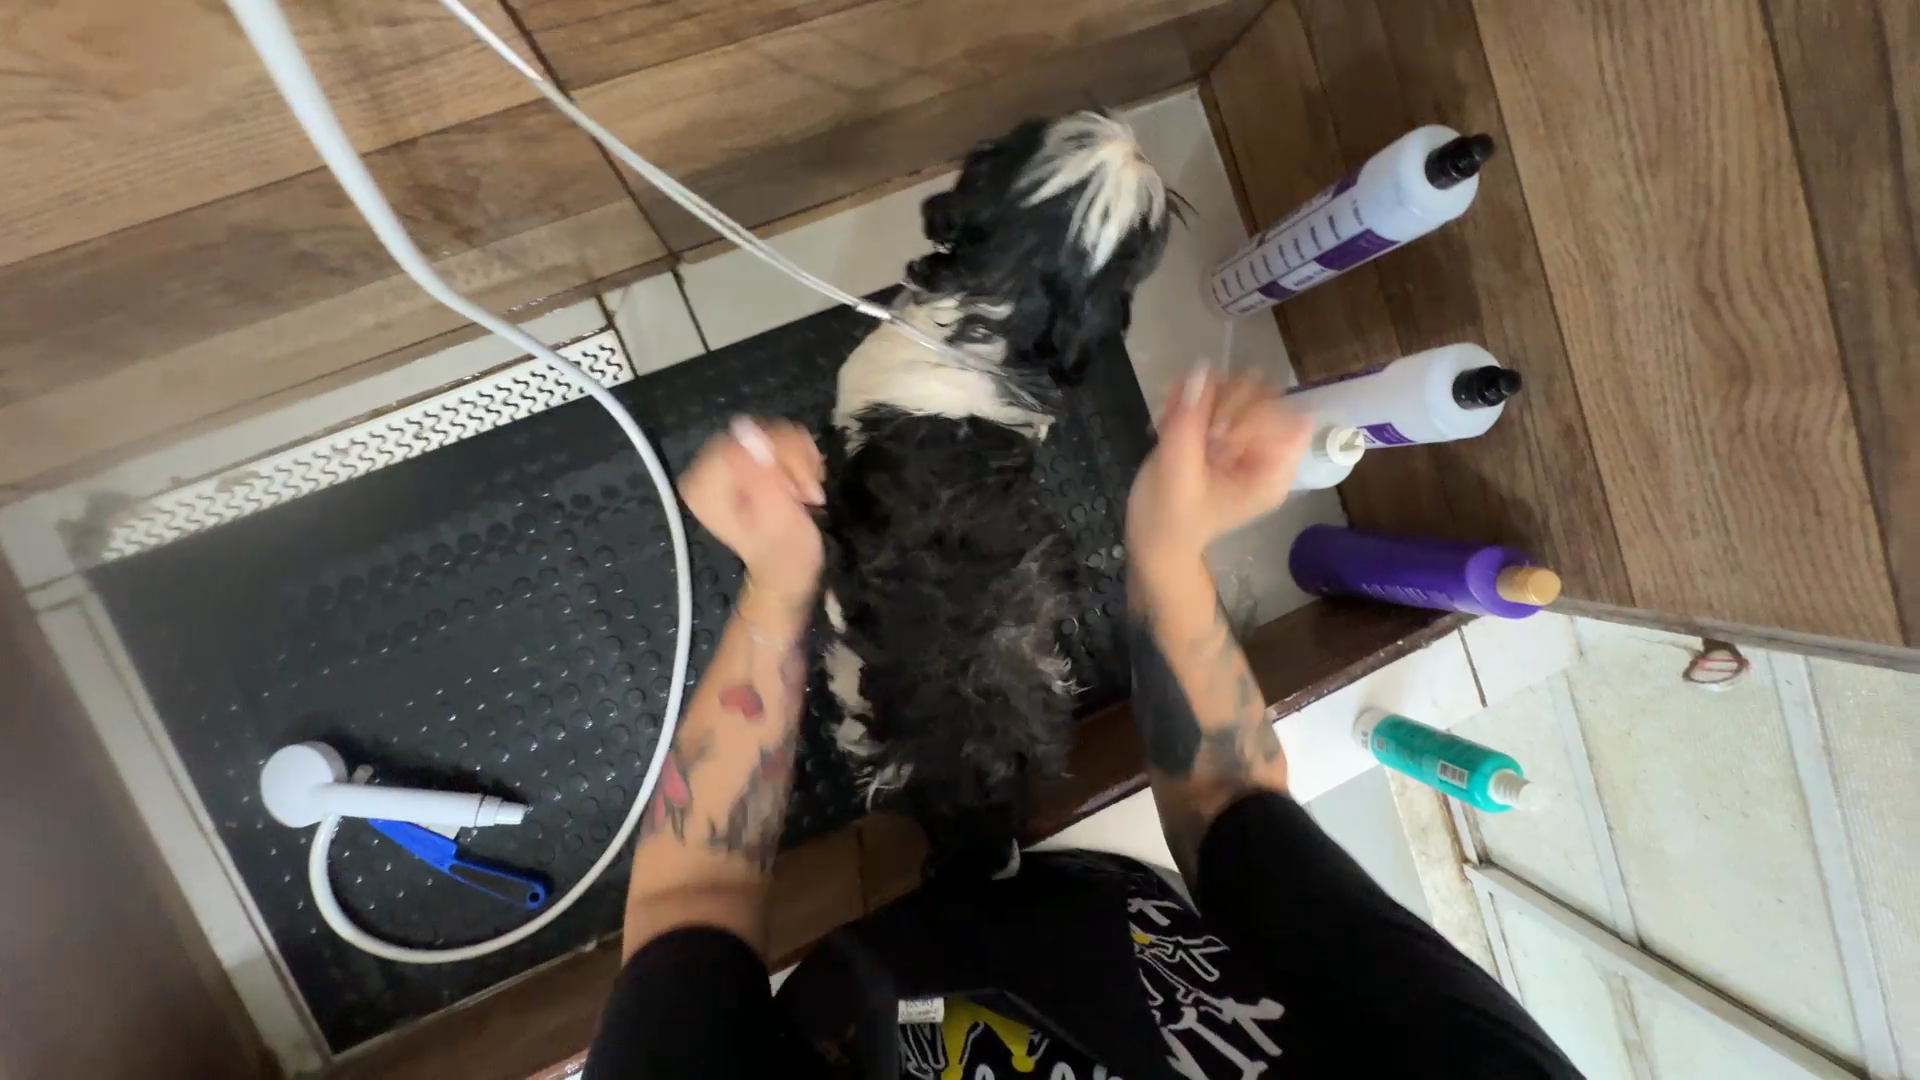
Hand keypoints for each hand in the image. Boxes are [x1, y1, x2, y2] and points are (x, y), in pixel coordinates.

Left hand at [678, 417, 825, 604]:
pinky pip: (779, 439)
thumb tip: (748, 429)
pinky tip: (804, 482)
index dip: (780, 456)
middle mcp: (709, 469)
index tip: (801, 487)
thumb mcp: (777, 517)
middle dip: (793, 459)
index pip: (743, 440)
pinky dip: (799, 459)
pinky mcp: (748, 462)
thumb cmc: (784, 555)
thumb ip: (760, 474)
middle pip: (759, 432)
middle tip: (807, 492)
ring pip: (774, 433)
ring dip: (800, 461)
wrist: (787, 572)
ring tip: (807, 492)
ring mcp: (729, 464)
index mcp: (704, 484)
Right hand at [1126, 365, 1311, 579]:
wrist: (1152, 544)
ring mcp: (1242, 443)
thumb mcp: (1176, 471)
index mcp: (1272, 471)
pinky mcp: (1220, 437)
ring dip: (1203, 399)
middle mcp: (1265, 452)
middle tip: (1194, 429)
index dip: (1254, 411)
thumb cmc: (1168, 519)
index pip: (1289, 416)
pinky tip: (1169, 421)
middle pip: (1266, 397)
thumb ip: (1188, 420)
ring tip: (1174, 425)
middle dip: (1225, 402)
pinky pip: (1216, 401)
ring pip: (1239, 392)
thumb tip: (1199, 370)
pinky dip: (1192, 403)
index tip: (1216, 431)